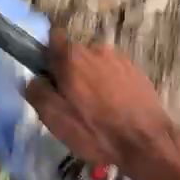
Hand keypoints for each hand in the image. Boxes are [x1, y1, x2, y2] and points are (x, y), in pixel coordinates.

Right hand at [24, 33, 179, 179]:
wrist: (146, 141)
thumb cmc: (95, 130)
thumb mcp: (55, 118)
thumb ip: (37, 92)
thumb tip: (33, 79)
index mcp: (71, 57)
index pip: (53, 37)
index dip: (48, 55)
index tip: (49, 76)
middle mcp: (95, 49)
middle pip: (75, 54)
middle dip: (70, 72)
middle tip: (72, 102)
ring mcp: (119, 58)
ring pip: (96, 64)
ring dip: (92, 79)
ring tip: (97, 108)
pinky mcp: (136, 70)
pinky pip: (114, 72)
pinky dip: (110, 84)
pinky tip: (115, 108)